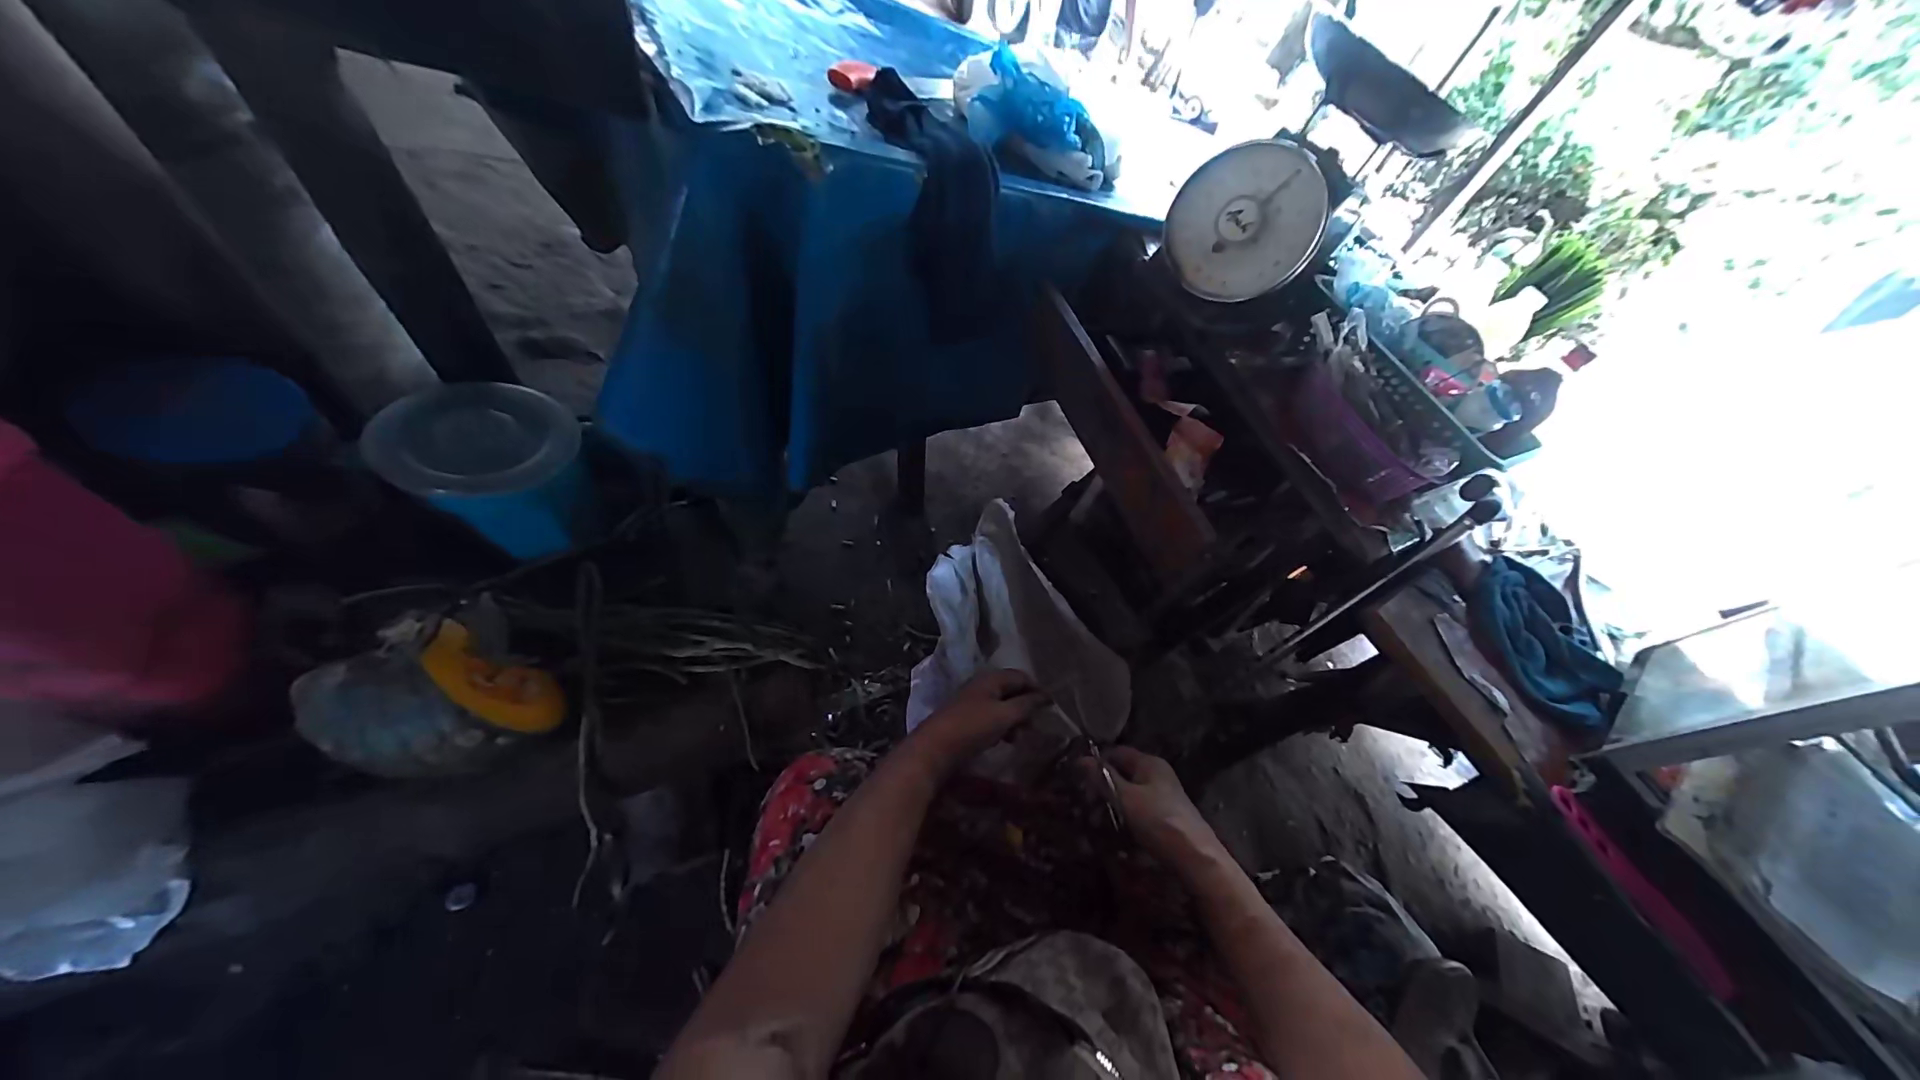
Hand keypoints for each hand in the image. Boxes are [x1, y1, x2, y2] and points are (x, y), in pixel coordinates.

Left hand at [904, 670, 1047, 780]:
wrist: (934, 749)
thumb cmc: (972, 728)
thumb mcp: (1004, 715)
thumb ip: (1026, 705)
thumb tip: (1045, 696)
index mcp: (990, 679)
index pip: (1021, 676)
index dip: (1037, 690)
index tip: (1051, 708)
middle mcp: (980, 686)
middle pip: (1011, 691)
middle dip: (1026, 706)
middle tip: (1036, 725)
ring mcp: (971, 703)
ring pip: (1001, 706)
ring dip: (1014, 720)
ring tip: (1021, 737)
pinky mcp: (964, 721)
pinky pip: (990, 719)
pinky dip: (1001, 727)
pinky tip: (1004, 741)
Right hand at [1093, 747, 1226, 870]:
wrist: (1196, 859)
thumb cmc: (1159, 821)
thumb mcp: (1126, 798)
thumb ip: (1103, 778)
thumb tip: (1080, 758)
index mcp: (1150, 763)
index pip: (1116, 751)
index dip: (1096, 762)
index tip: (1078, 779)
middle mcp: (1157, 775)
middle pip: (1122, 773)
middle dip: (1101, 786)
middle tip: (1085, 804)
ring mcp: (1162, 796)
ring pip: (1128, 793)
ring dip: (1110, 804)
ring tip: (1094, 821)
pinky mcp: (1164, 817)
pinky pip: (1136, 810)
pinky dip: (1123, 817)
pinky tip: (1112, 831)